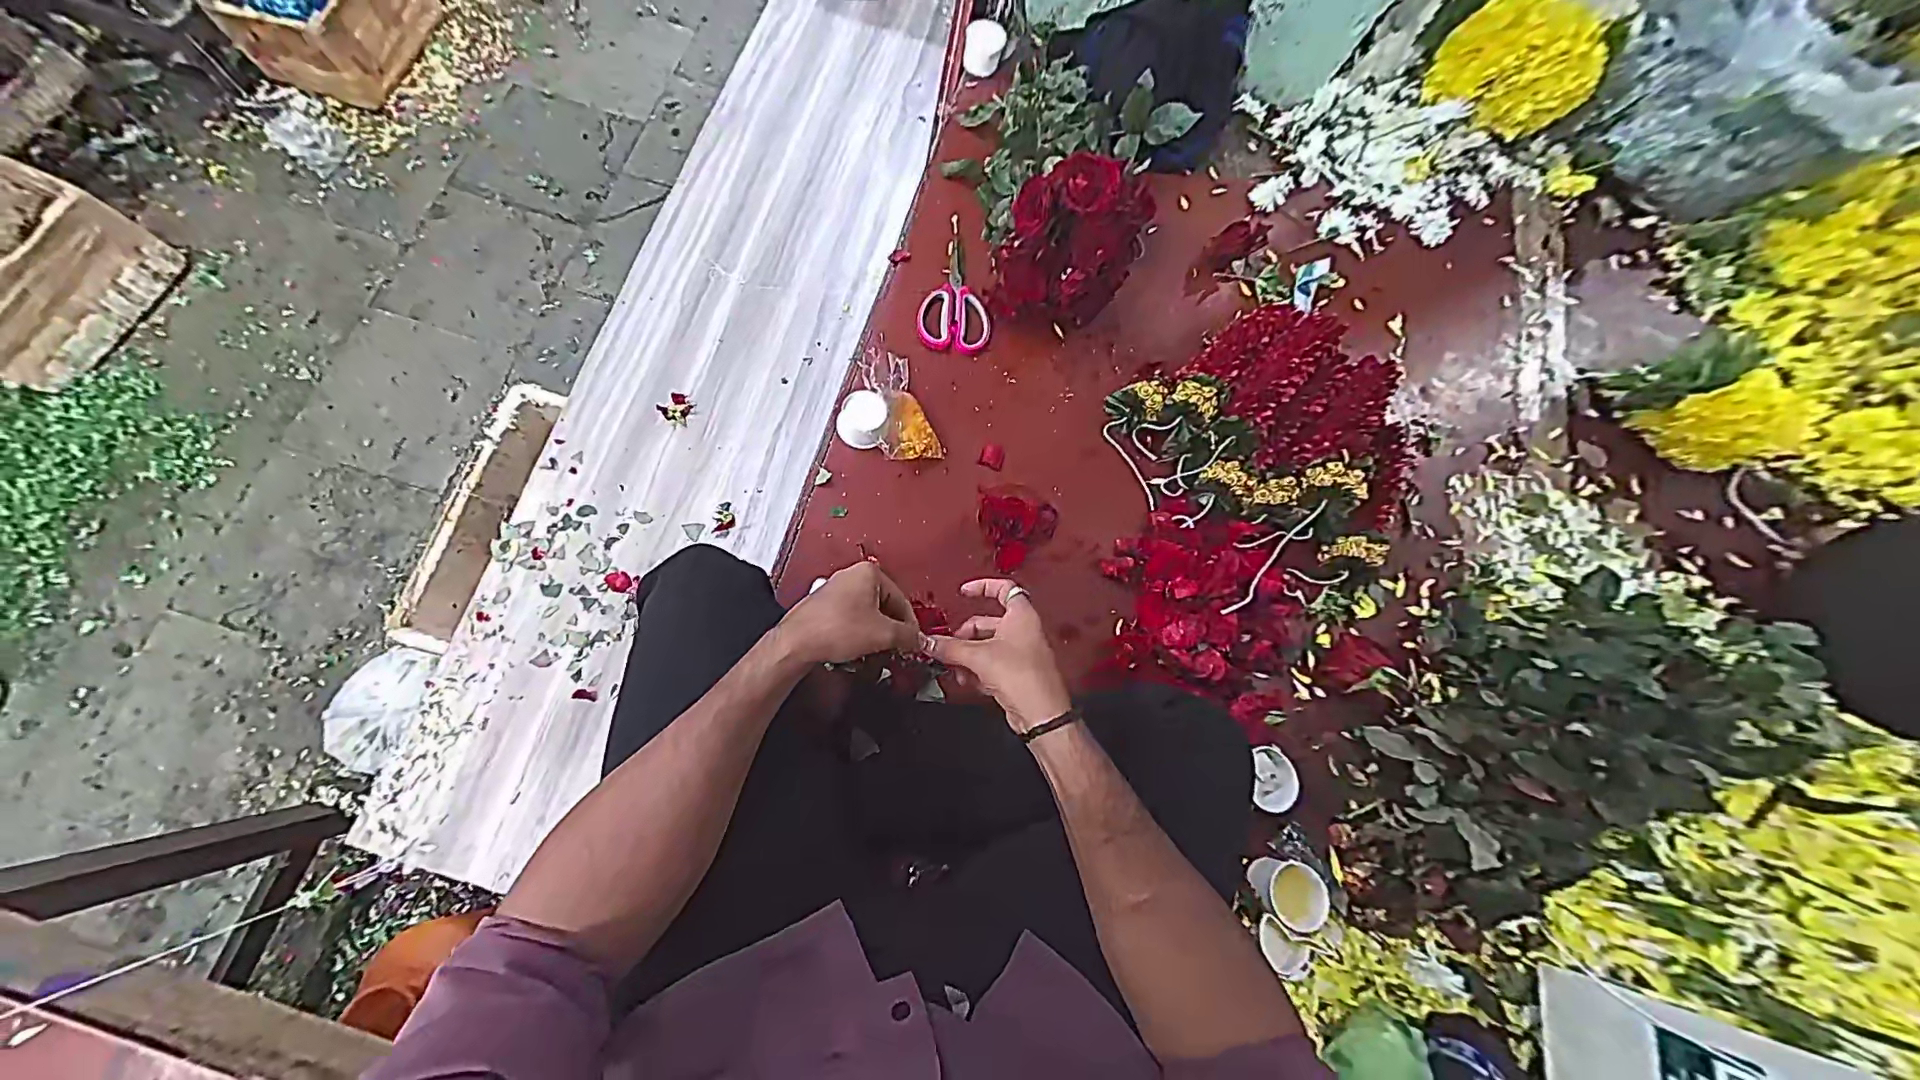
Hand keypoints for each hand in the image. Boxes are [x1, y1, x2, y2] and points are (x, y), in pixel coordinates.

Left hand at [772, 561, 921, 665]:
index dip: (909, 625)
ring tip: (873, 649)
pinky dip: (858, 633)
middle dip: (890, 629)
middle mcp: (852, 576)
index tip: (912, 640)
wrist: (796, 644)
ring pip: (868, 614)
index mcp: (868, 572)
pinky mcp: (825, 606)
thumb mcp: (883, 634)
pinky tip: (855, 648)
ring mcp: (837, 590)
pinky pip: (851, 619)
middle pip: (885, 606)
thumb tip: (917, 638)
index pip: (901, 600)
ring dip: (874, 633)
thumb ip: (907, 635)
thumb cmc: (831, 630)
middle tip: (895, 647)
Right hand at [925, 579, 1072, 733]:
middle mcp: (1023, 631)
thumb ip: (950, 647)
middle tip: (948, 645)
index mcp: (1021, 615)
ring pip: (986, 646)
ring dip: (967, 656)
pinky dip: (977, 670)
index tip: (964, 592)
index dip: (983, 587)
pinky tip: (967, 681)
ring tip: (954, 667)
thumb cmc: (1023, 676)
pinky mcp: (1016, 673)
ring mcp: (1020, 653)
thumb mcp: (978, 657)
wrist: (1040, 713)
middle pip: (987, 623)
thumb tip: (930, 642)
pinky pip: (991, 665)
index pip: (1004, 588)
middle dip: (965, 635)